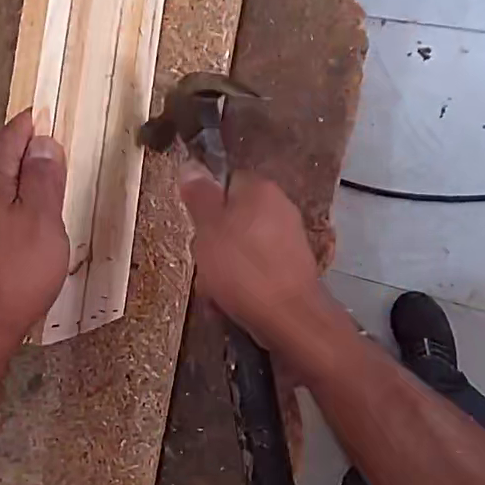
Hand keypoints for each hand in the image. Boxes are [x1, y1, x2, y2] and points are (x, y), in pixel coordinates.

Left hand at [0, 111, 70, 352]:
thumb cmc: (19, 269)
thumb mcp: (42, 219)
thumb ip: (44, 179)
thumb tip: (44, 143)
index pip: (9, 142)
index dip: (28, 126)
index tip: (42, 112)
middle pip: (1, 160)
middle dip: (24, 145)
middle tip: (48, 135)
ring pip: (0, 183)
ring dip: (22, 171)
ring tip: (45, 167)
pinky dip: (18, 195)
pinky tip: (30, 206)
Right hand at [177, 160, 326, 349]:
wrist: (290, 318)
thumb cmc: (243, 268)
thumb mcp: (209, 228)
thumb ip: (200, 196)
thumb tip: (192, 166)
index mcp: (261, 189)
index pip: (225, 181)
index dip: (206, 204)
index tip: (195, 227)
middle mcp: (280, 208)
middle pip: (231, 218)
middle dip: (212, 242)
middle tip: (203, 263)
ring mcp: (289, 240)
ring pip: (240, 247)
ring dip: (222, 268)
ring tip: (215, 291)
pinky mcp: (292, 269)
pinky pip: (255, 269)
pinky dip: (242, 283)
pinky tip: (232, 303)